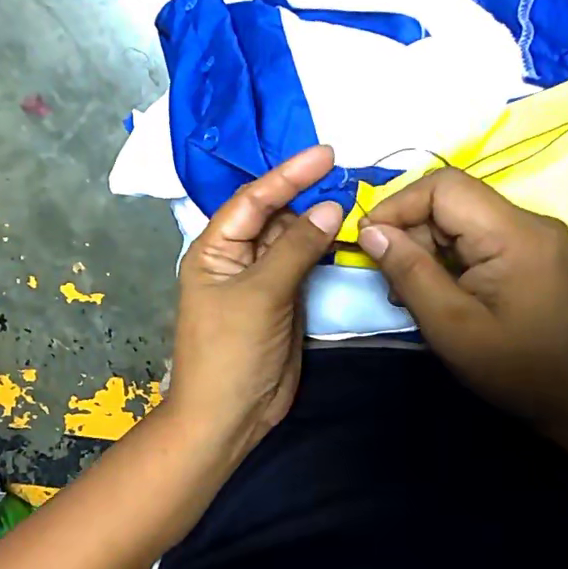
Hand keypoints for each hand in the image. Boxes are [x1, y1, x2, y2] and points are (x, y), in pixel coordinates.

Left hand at [168, 145, 344, 454]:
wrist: (230, 414)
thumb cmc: (230, 351)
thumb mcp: (261, 295)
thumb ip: (295, 249)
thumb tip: (330, 207)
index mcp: (214, 249)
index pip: (252, 201)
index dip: (288, 175)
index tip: (326, 153)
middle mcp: (235, 258)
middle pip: (273, 215)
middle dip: (306, 196)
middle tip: (349, 178)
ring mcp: (261, 279)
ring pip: (292, 239)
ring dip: (318, 222)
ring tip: (353, 202)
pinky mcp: (283, 299)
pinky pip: (303, 264)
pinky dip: (322, 250)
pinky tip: (343, 235)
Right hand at [358, 169, 567, 428]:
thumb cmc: (515, 368)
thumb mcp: (449, 325)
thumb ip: (408, 271)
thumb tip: (369, 231)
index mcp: (515, 235)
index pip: (444, 187)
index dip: (398, 205)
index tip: (369, 242)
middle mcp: (528, 222)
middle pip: (450, 201)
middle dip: (410, 233)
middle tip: (394, 282)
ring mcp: (532, 236)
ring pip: (458, 219)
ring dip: (424, 249)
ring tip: (414, 295)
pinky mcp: (529, 251)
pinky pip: (474, 237)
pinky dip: (445, 258)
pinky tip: (438, 292)